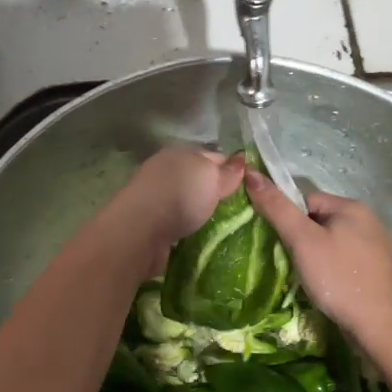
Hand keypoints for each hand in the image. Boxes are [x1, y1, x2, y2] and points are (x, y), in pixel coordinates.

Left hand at [113, 147, 246, 249]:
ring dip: (204, 213)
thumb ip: (227, 171)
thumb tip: (241, 160)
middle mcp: (166, 173)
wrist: (140, 232)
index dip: (233, 170)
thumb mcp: (210, 176)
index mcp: (179, 154)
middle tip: (244, 210)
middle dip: (219, 193)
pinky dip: (191, 229)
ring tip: (227, 227)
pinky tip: (204, 237)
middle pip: (200, 181)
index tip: (252, 187)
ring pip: (190, 203)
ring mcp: (158, 200)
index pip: (214, 156)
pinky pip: (180, 224)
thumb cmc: (179, 196)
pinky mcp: (153, 225)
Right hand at [243, 169, 391, 346]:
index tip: (286, 247)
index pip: (307, 202)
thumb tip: (251, 174)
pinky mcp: (381, 269)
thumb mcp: (302, 241)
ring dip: (320, 256)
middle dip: (305, 241)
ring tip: (314, 279)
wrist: (378, 323)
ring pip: (335, 242)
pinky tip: (333, 287)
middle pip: (321, 221)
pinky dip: (336, 270)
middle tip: (297, 266)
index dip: (290, 222)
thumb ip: (277, 208)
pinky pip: (348, 260)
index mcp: (352, 206)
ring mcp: (379, 245)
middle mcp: (370, 219)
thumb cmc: (337, 277)